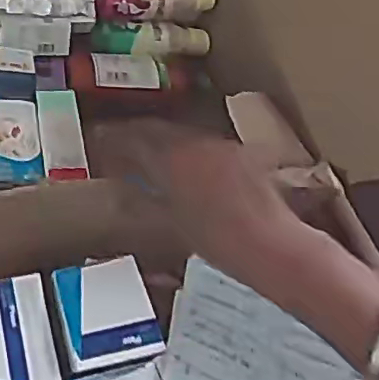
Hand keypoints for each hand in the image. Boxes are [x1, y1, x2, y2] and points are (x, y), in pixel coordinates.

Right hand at [88, 118, 378, 321]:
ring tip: (149, 161)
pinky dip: (187, 153)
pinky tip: (186, 172)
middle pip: (157, 129)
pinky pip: (203, 146)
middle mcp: (196, 142)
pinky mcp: (243, 156)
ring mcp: (222, 146)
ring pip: (181, 135)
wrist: (280, 251)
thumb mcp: (172, 224)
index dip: (112, 138)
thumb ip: (146, 197)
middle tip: (119, 148)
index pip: (132, 135)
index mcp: (172, 156)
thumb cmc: (222, 244)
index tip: (98, 141)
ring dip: (162, 144)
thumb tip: (126, 186)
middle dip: (135, 136)